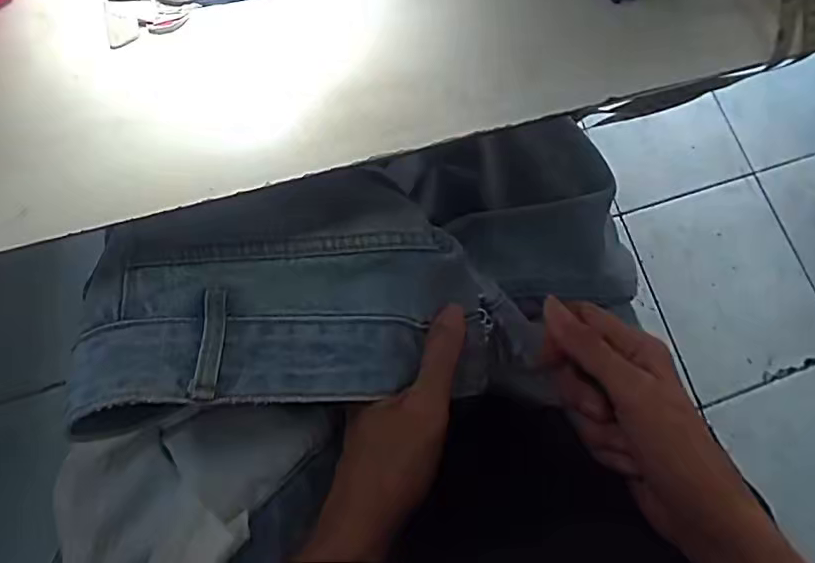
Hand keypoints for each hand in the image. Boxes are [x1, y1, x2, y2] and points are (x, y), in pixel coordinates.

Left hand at [295, 304, 466, 561]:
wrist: (366, 529)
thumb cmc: (393, 462)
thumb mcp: (425, 405)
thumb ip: (439, 359)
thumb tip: (452, 305)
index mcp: (368, 373)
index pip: (386, 326)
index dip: (409, 306)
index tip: (431, 285)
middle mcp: (362, 386)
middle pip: (390, 347)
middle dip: (414, 326)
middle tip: (444, 302)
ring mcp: (367, 410)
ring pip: (395, 369)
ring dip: (416, 352)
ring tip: (443, 329)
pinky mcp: (377, 431)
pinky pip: (398, 387)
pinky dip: (414, 376)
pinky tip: (430, 374)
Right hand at [541, 297, 802, 562]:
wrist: (698, 511)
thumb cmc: (671, 442)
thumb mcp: (628, 388)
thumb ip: (587, 347)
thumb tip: (551, 305)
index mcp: (635, 346)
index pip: (584, 319)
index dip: (560, 334)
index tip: (547, 361)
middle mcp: (627, 369)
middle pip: (574, 364)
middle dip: (581, 395)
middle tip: (603, 411)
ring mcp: (622, 404)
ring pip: (578, 403)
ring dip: (597, 429)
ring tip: (626, 443)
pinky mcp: (617, 435)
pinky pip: (588, 431)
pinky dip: (605, 449)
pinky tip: (629, 461)